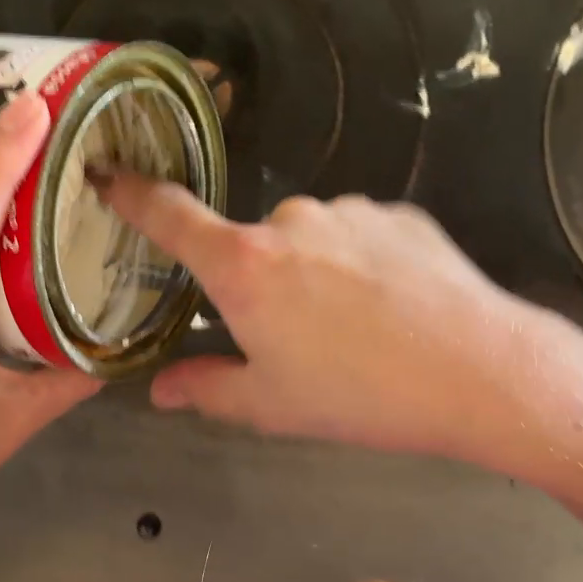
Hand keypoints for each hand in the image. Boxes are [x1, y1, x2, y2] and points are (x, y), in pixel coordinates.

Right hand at [100, 176, 550, 473]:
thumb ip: (205, 389)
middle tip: (292, 340)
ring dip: (311, 275)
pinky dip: (358, 267)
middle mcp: (291, 220)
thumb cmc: (355, 394)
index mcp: (244, 266)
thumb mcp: (267, 405)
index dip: (131, 195)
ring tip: (352, 331)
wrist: (476, 372)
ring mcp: (350, 210)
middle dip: (257, 283)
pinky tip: (391, 311)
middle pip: (249, 243)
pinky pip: (357, 237)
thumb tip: (159, 389)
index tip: (106, 175)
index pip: (170, 217)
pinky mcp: (400, 214)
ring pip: (307, 240)